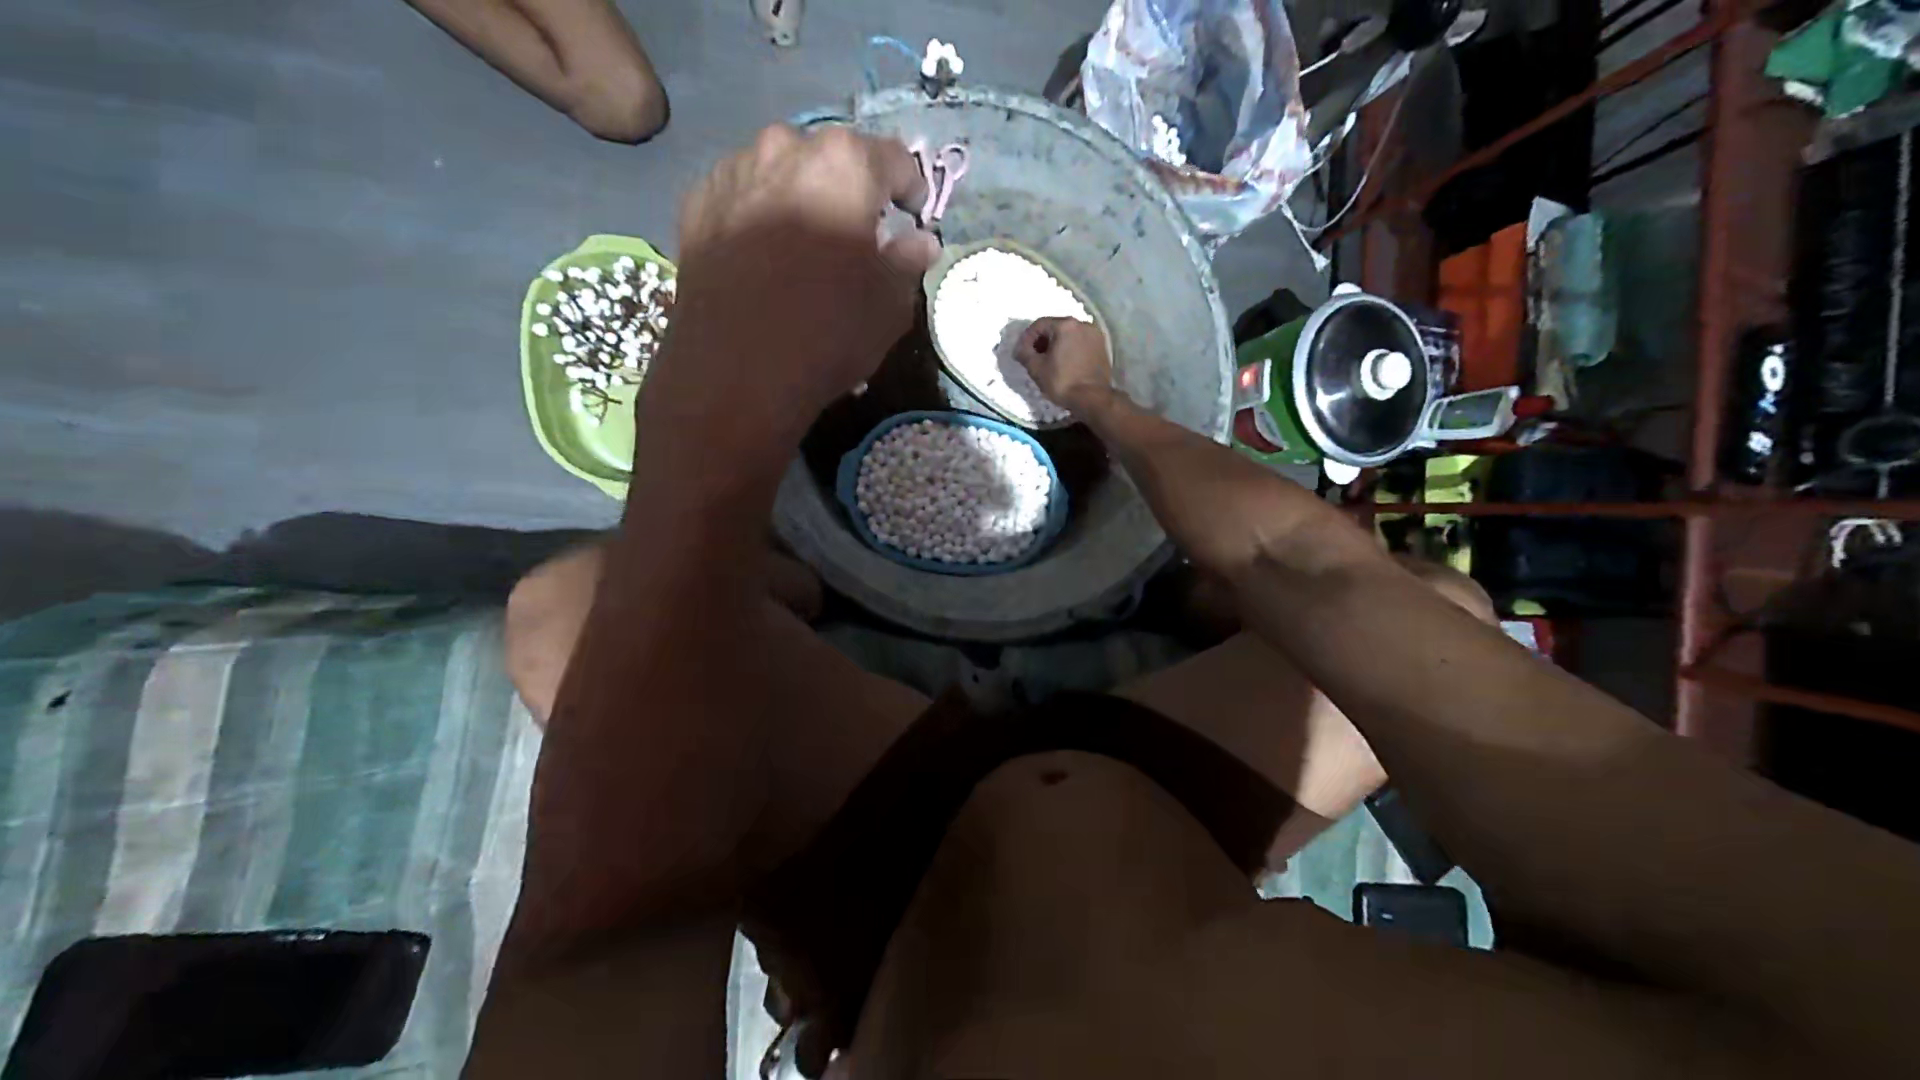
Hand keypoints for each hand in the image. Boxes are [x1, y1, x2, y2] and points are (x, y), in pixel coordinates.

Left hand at [659, 124, 940, 425]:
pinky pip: (743, 196)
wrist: (735, 373)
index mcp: (845, 164)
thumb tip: (919, 241)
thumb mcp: (889, 305)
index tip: (912, 219)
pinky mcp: (696, 203)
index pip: (895, 159)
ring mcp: (733, 171)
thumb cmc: (828, 334)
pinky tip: (763, 257)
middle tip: (857, 235)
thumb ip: (908, 261)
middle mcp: (785, 147)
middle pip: (833, 159)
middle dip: (852, 190)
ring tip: (805, 246)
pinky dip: (759, 213)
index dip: (911, 190)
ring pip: (783, 172)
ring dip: (802, 197)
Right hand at [1013, 317, 1116, 414]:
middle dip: (1042, 340)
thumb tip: (1019, 349)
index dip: (1027, 338)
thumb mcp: (1036, 368)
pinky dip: (1070, 348)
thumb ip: (1024, 353)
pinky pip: (1080, 342)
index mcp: (1065, 325)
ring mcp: (1095, 334)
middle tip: (1034, 356)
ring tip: (1049, 361)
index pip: (1039, 324)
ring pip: (1069, 334)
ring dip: (1056, 344)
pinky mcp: (1102, 346)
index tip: (1021, 353)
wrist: (1092, 399)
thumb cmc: (1062, 382)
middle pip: (1055, 327)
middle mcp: (1082, 324)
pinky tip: (1064, 363)